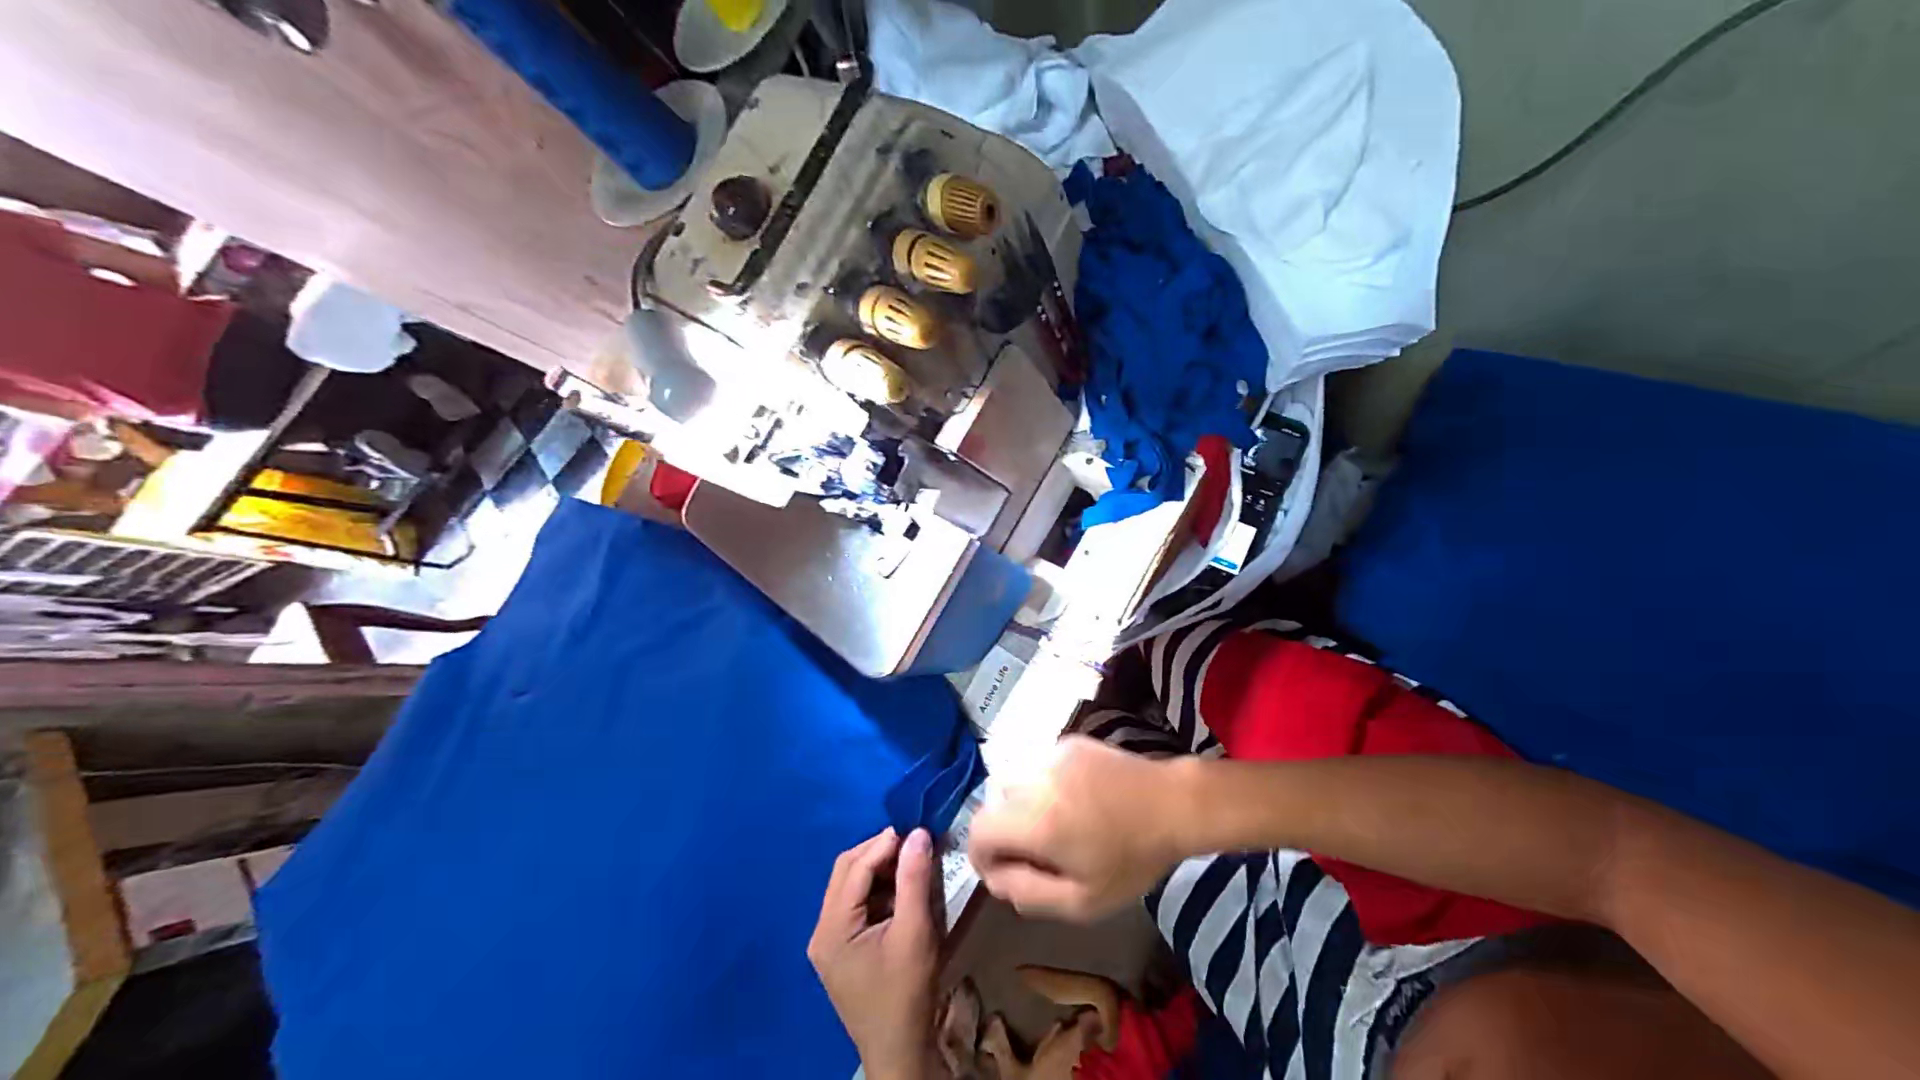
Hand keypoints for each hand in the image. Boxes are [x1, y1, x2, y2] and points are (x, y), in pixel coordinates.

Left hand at [808, 828, 938, 1079]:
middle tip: (913, 845)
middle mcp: (821, 930)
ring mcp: (829, 942)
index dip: (884, 845)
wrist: (900, 1053)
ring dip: (879, 871)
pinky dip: (878, 892)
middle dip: (879, 853)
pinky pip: (856, 907)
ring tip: (911, 864)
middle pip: (846, 873)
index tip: (916, 830)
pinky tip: (902, 892)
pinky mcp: (841, 951)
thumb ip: (914, 880)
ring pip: (851, 887)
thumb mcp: (915, 932)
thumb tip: (918, 833)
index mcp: (831, 928)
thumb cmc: (906, 993)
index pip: (855, 869)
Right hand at [968, 735, 1190, 921]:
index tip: (1005, 871)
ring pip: (1010, 780)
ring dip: (1019, 805)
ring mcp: (1049, 755)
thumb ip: (1029, 894)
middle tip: (1035, 852)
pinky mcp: (1065, 742)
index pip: (977, 831)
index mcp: (1036, 822)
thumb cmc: (1131, 859)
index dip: (982, 856)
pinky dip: (1040, 784)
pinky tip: (1072, 799)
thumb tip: (994, 880)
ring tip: (1053, 823)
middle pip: (991, 805)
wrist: (1172, 804)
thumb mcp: (1083, 901)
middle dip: (1003, 831)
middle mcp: (1034, 780)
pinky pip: (1035, 765)